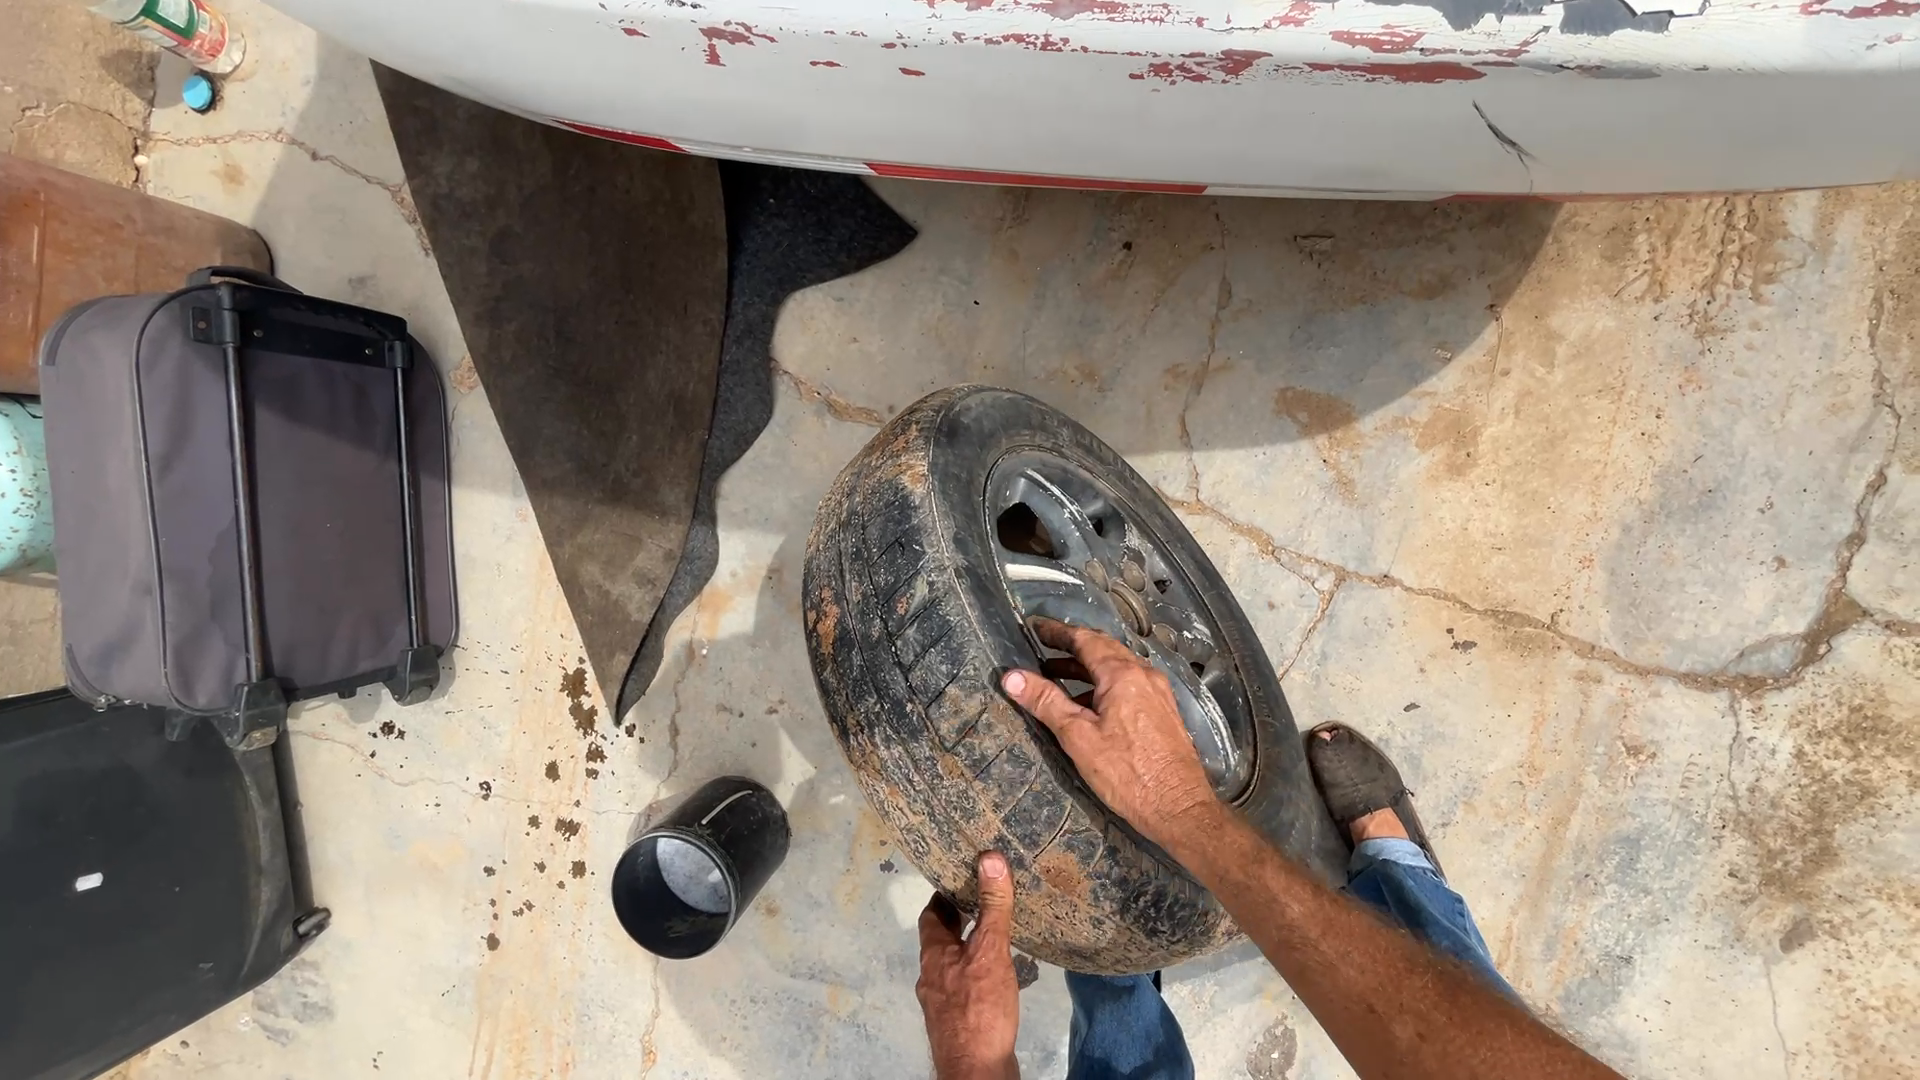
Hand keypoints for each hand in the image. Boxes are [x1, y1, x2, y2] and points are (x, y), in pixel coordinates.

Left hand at [917, 852, 1020, 1079]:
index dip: (944, 893)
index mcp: (933, 954)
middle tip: (983, 899)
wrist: (977, 1074)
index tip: (961, 876)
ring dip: (969, 946)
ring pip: (953, 963)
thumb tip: (990, 857)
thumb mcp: (990, 950)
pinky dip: (977, 972)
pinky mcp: (958, 1022)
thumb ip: (992, 906)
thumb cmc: (980, 1008)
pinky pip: (964, 985)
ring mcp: (942, 1002)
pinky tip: (998, 975)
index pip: (932, 912)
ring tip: (996, 933)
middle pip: (941, 937)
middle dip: (960, 917)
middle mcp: (931, 975)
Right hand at [1001, 618, 1217, 848]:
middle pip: (1104, 649)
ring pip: (1117, 667)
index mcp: (1122, 674)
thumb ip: (1046, 702)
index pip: (1085, 640)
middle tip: (1044, 646)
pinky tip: (1090, 703)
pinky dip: (1104, 683)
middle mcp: (1144, 675)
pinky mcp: (1163, 711)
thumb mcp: (1078, 737)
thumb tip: (1011, 677)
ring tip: (1057, 676)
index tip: (1036, 627)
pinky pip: (1129, 683)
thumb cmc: (1127, 774)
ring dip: (1086, 667)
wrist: (1180, 809)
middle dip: (1072, 646)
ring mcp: (1158, 692)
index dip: (1058, 632)